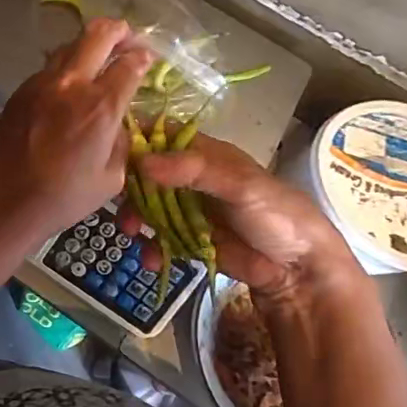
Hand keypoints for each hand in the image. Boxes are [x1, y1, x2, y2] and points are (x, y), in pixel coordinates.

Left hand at [0, 18, 152, 243]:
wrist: (5, 199)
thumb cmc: (63, 197)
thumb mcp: (111, 178)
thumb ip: (121, 142)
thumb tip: (119, 124)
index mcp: (100, 107)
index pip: (129, 65)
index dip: (143, 58)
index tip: (148, 59)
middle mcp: (72, 85)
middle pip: (98, 34)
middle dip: (119, 31)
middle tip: (127, 37)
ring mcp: (42, 83)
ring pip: (70, 45)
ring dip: (90, 45)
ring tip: (99, 56)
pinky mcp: (22, 90)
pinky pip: (50, 66)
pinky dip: (66, 66)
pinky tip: (70, 85)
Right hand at [139, 136, 369, 304]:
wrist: (300, 269)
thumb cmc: (276, 213)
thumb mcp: (239, 185)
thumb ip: (193, 171)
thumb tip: (143, 162)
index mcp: (205, 155)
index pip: (163, 137)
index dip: (136, 140)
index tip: (107, 150)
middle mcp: (193, 179)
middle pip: (148, 175)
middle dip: (130, 188)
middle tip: (118, 202)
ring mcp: (191, 211)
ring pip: (150, 208)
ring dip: (137, 219)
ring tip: (132, 232)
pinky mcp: (191, 241)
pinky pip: (161, 241)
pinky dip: (152, 249)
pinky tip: (153, 259)